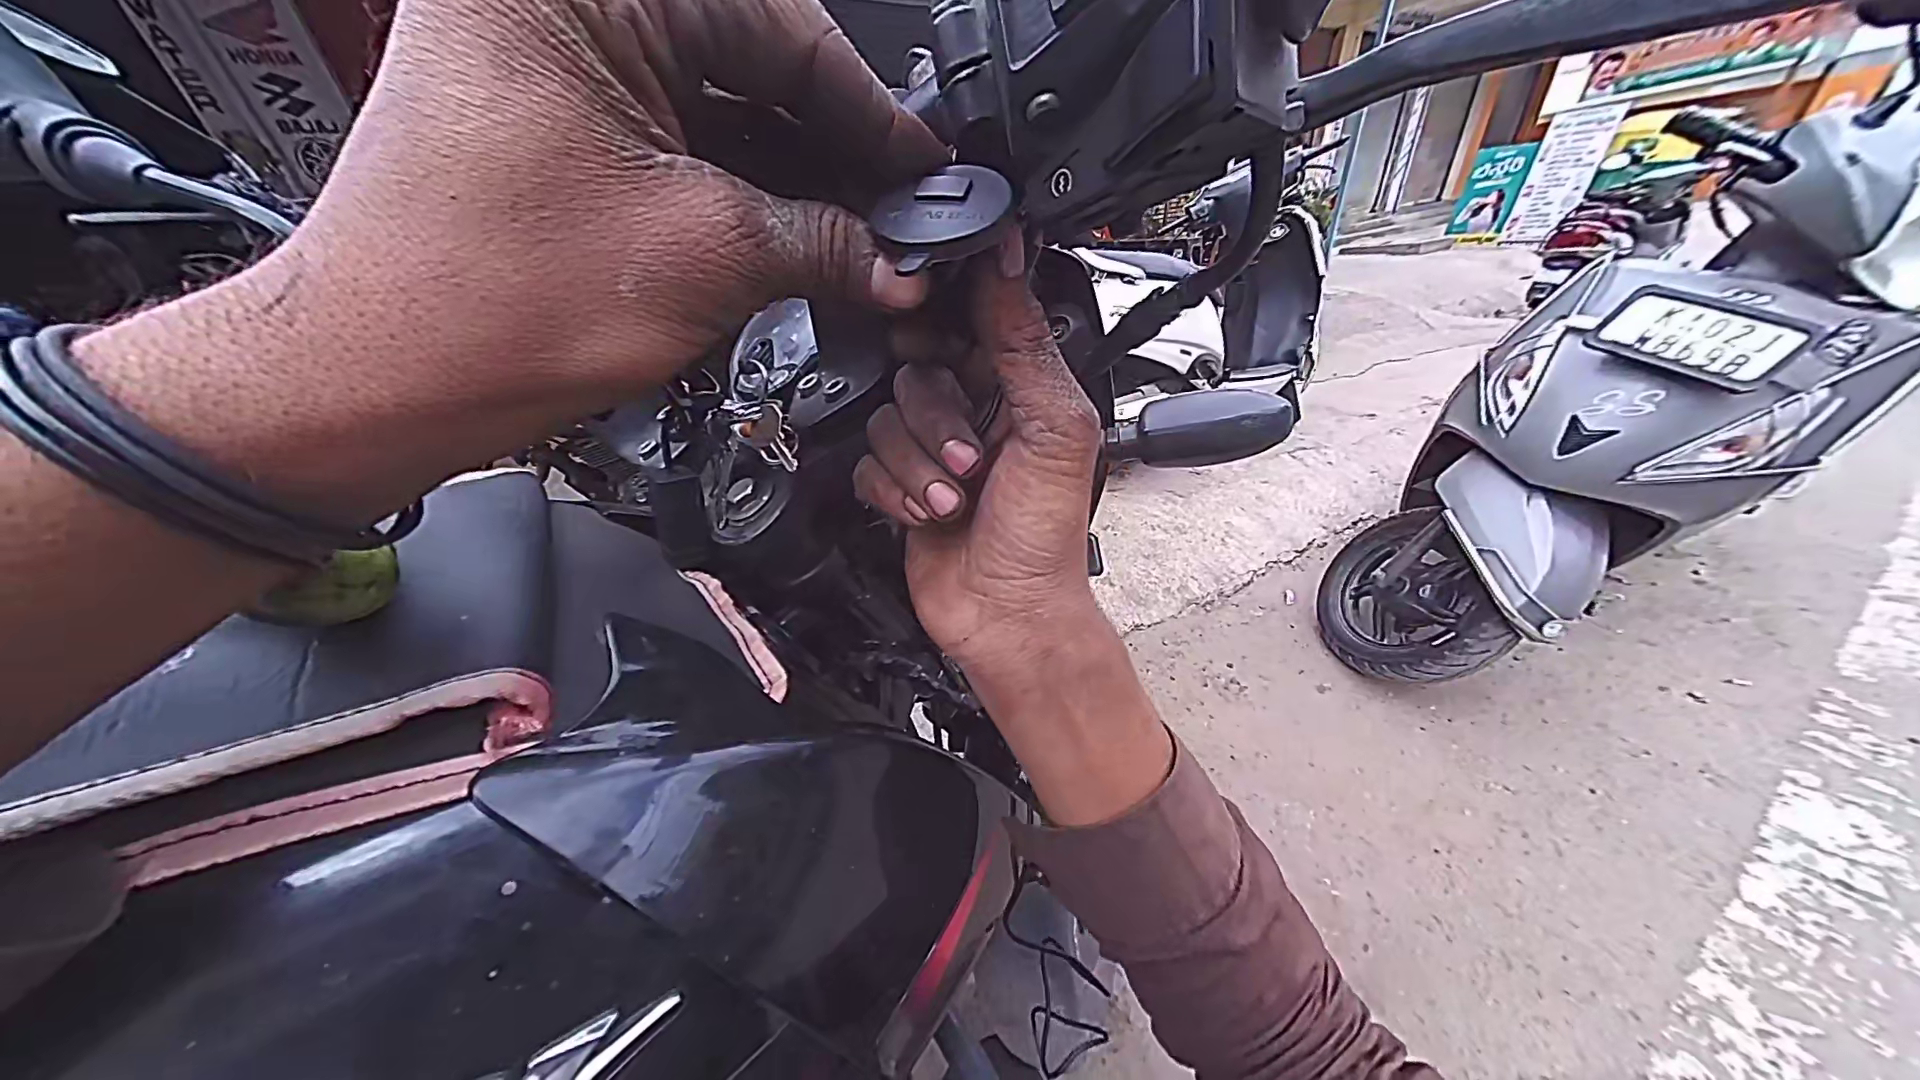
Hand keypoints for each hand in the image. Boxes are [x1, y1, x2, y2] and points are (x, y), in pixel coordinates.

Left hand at [329, 0, 946, 366]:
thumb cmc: (496, 301)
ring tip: (876, 247)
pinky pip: (705, 161)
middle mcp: (569, 9)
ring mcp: (577, 77)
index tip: (928, 171)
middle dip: (848, 159)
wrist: (404, 377)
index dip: (873, 113)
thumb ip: (826, 242)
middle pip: (762, 74)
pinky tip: (821, 248)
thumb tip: (902, 258)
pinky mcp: (587, 142)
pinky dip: (768, 208)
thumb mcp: (708, 253)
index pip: (780, 26)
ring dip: (814, 192)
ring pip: (739, 124)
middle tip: (909, 222)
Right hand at [853, 244, 1105, 672]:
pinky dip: (894, 491)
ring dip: (917, 465)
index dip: (943, 335)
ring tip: (953, 499)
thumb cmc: (1043, 537)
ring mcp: (933, 451)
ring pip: (886, 418)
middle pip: (913, 370)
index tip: (939, 354)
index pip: (966, 325)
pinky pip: (867, 463)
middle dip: (935, 422)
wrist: (1007, 614)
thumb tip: (1008, 265)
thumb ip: (1025, 345)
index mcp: (1018, 389)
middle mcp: (973, 413)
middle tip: (969, 462)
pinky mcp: (901, 485)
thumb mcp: (1051, 429)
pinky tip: (928, 514)